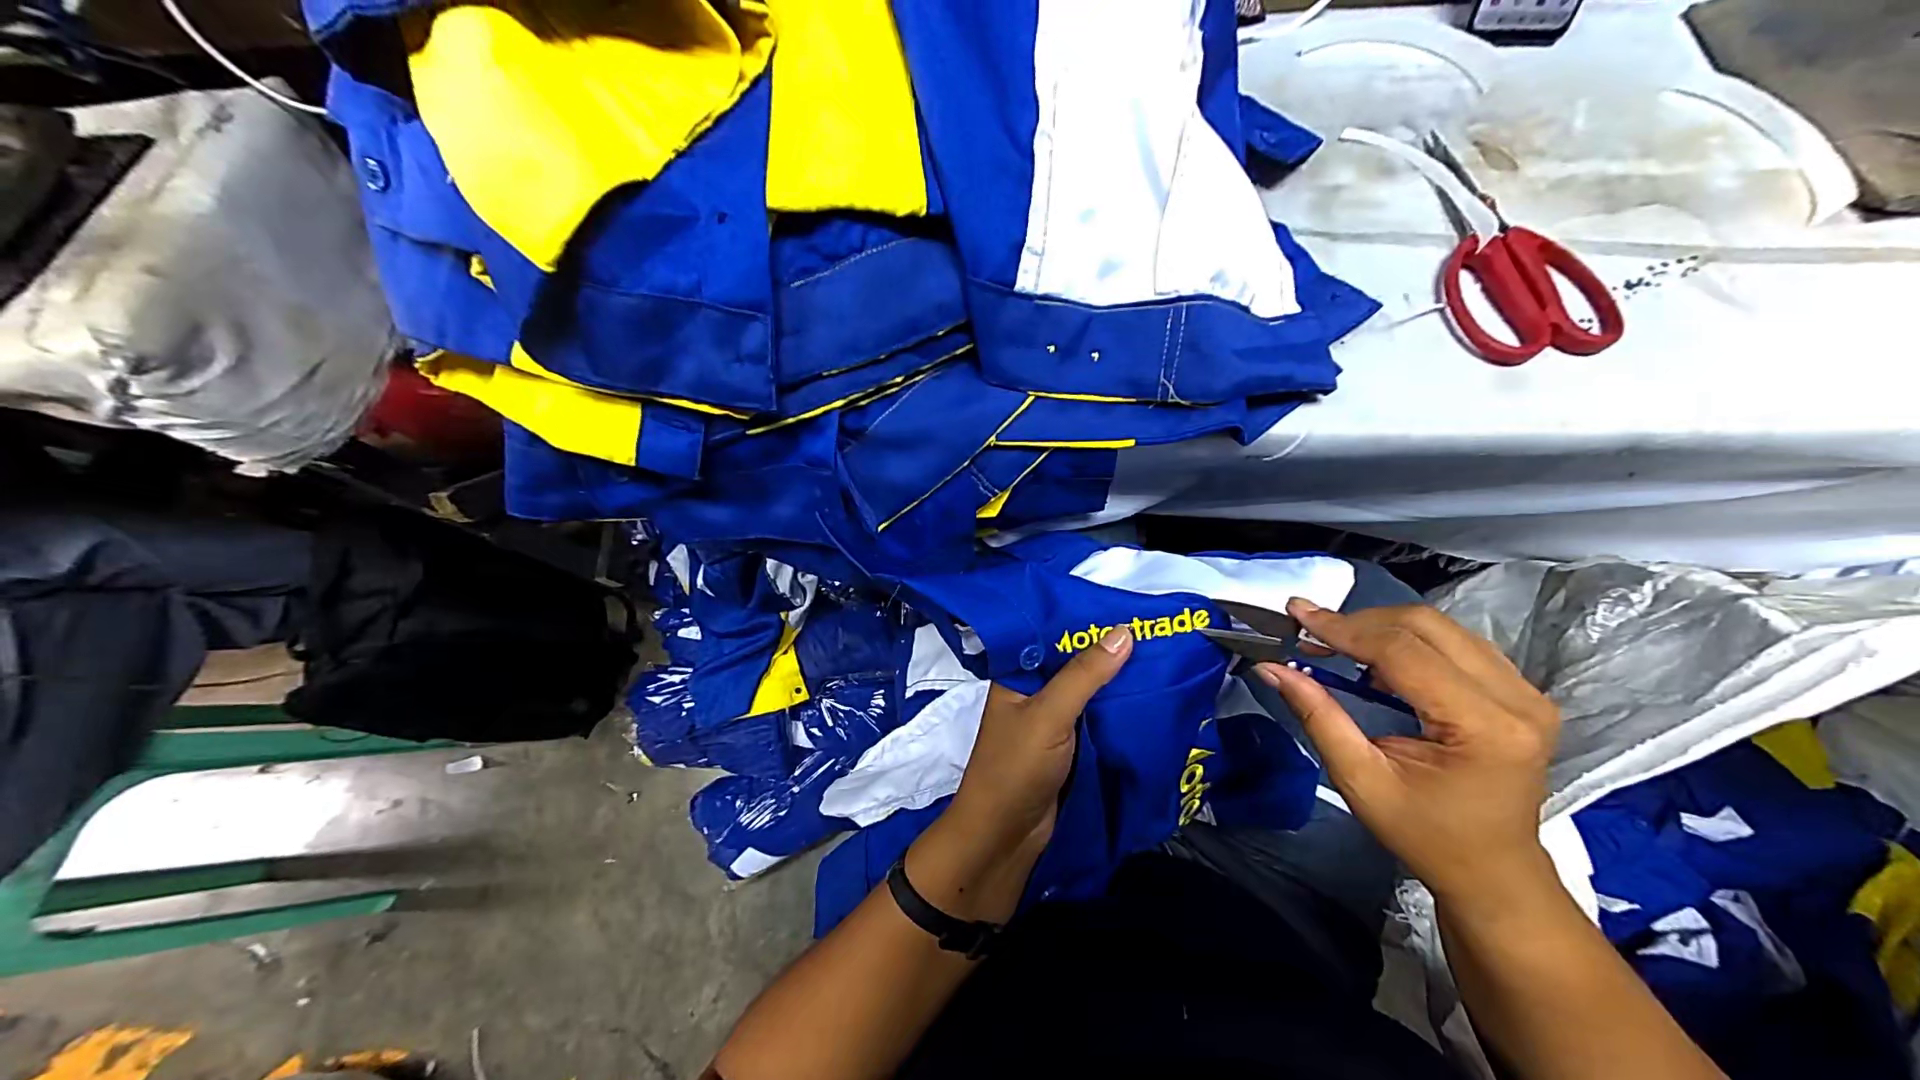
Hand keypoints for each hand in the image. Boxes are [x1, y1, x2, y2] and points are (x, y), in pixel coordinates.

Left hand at [947, 625, 1133, 857]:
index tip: (1128, 607)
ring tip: (1160, 654)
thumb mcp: (1050, 714)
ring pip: (1088, 691)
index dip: (1086, 621)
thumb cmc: (1016, 768)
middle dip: (1108, 650)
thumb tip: (1123, 632)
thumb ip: (1084, 675)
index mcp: (1017, 675)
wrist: (1005, 837)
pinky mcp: (1068, 746)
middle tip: (1155, 629)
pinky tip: (1147, 695)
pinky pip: (1095, 717)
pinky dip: (1116, 708)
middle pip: (1073, 662)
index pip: (1053, 635)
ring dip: (1116, 679)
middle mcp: (1032, 692)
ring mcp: (1051, 720)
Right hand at [1254, 601, 1559, 903]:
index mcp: (1484, 727)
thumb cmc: (1426, 834)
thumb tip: (1271, 668)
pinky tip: (1377, 659)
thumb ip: (1318, 715)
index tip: (1297, 615)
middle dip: (1360, 623)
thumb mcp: (1360, 779)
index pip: (1404, 652)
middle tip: (1312, 632)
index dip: (1345, 629)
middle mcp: (1518, 700)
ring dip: (1382, 628)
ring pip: (1441, 628)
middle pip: (1426, 626)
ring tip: (1337, 644)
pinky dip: (1408, 641)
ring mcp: (1527, 693)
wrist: (1493, 871)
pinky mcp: (1522, 692)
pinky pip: (1456, 643)